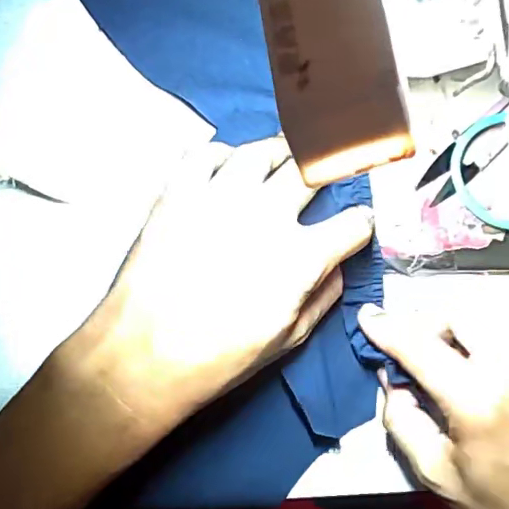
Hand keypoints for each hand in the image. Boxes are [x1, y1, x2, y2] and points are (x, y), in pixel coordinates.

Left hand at [68, 138, 372, 434]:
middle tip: (328, 171)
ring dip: (282, 153)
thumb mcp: (289, 339)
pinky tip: (230, 168)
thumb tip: (337, 268)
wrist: (144, 355)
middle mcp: (267, 215)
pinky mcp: (179, 191)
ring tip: (283, 159)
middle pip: (313, 171)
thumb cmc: (220, 358)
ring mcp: (221, 197)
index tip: (359, 223)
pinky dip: (226, 155)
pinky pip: (208, 153)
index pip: (354, 223)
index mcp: (302, 257)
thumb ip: (323, 298)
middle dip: (331, 168)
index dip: (363, 222)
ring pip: (263, 151)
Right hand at [357, 304, 508, 508]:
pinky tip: (503, 348)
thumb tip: (392, 383)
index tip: (370, 320)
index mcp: (479, 402)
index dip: (386, 329)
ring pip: (500, 304)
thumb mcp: (445, 482)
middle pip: (461, 309)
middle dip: (432, 322)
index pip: (419, 345)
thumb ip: (405, 424)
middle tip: (424, 351)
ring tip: (463, 349)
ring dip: (471, 319)